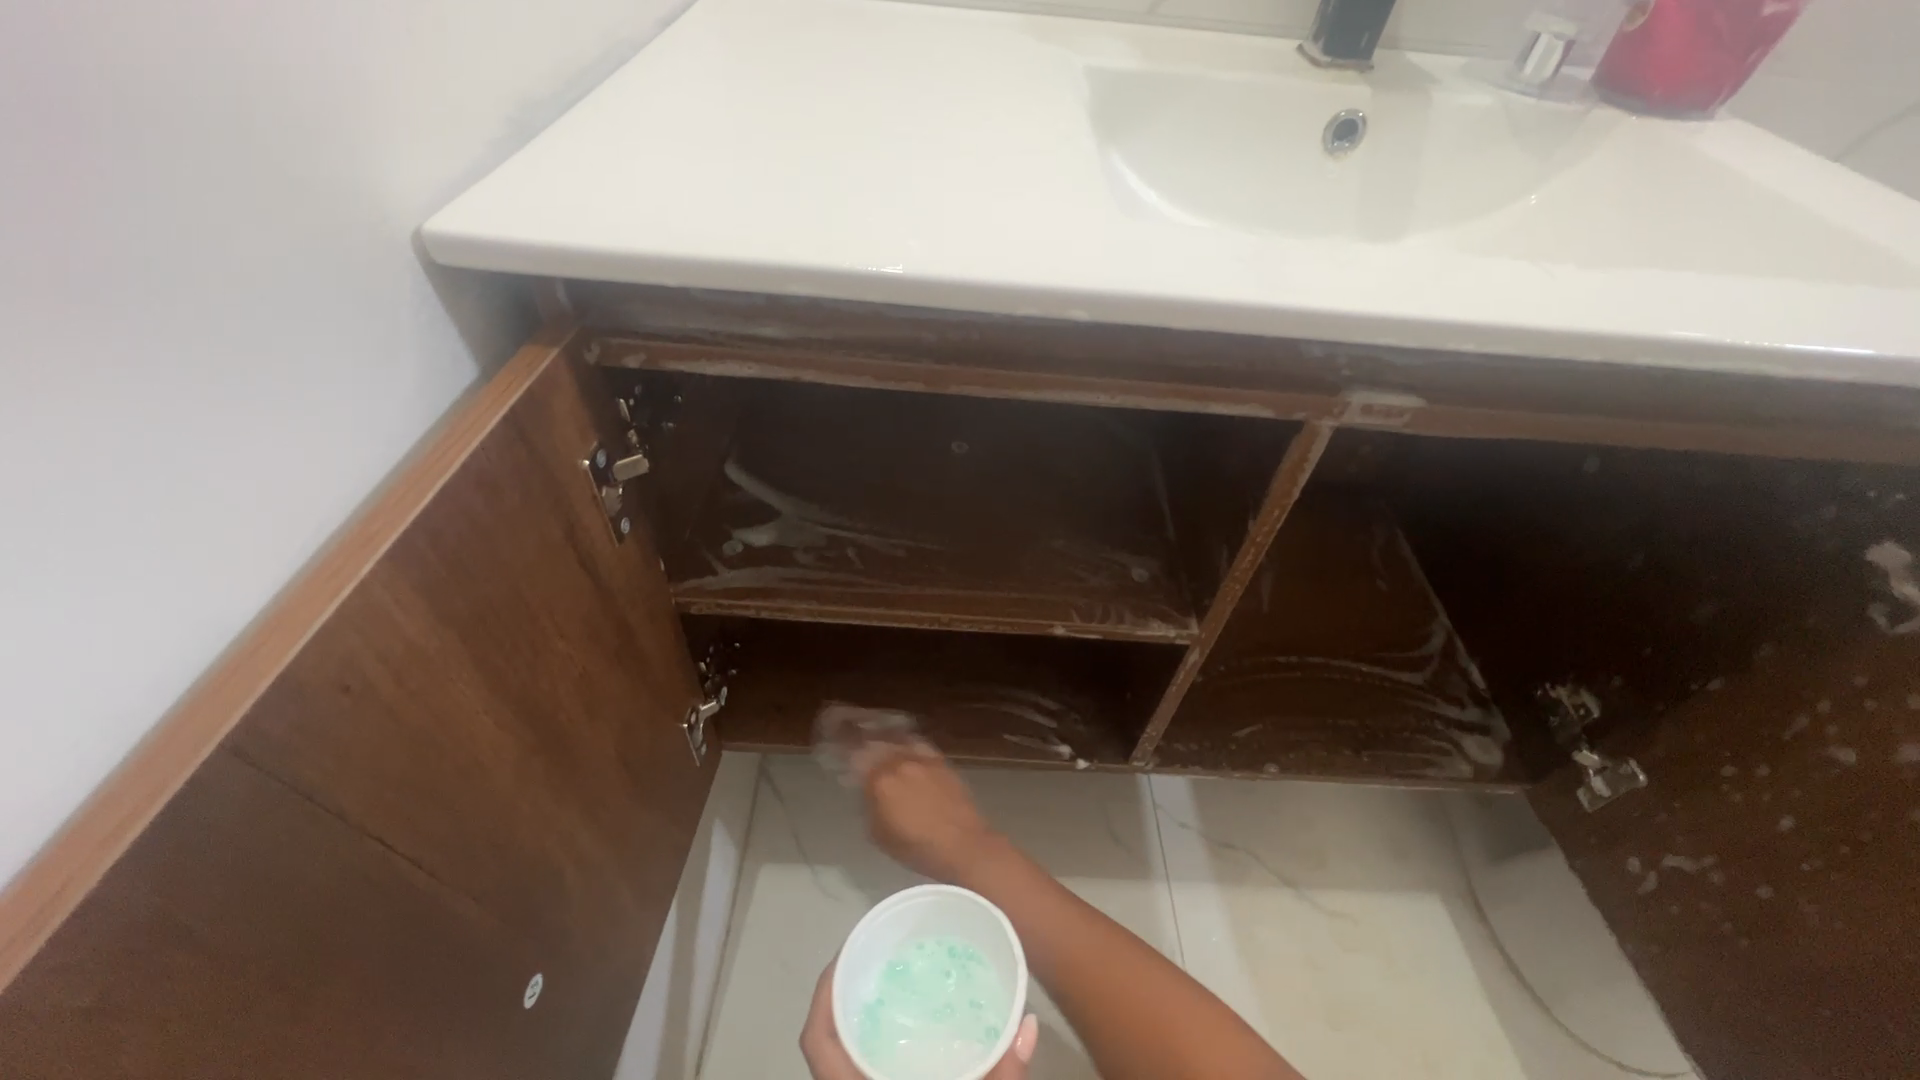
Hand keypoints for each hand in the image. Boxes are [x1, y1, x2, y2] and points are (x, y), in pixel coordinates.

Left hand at [801, 959, 1037, 1079]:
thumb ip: (1002, 1078)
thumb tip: (1026, 1023)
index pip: (817, 1042)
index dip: (823, 995)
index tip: (848, 954)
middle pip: (825, 1044)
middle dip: (843, 998)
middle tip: (878, 958)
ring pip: (839, 1061)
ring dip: (854, 1023)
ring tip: (887, 984)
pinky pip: (856, 1072)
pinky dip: (869, 1048)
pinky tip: (899, 1034)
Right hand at [856, 743, 1005, 883]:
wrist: (962, 845)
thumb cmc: (916, 848)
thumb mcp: (879, 835)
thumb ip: (869, 807)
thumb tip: (867, 793)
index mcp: (879, 780)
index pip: (855, 758)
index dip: (844, 751)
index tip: (837, 748)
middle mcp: (899, 763)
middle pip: (876, 743)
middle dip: (863, 742)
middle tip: (853, 739)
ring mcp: (922, 759)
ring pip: (897, 740)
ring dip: (885, 740)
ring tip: (878, 739)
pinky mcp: (941, 762)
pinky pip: (918, 745)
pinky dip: (908, 743)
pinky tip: (906, 747)